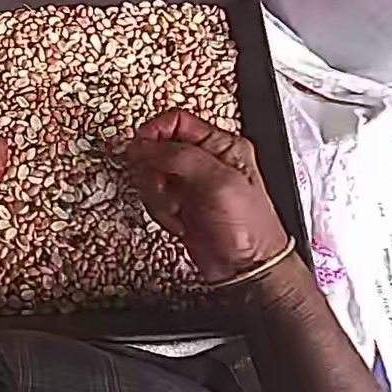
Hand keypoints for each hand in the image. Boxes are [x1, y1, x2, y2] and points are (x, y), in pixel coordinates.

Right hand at [123, 109, 290, 282]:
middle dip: (154, 171)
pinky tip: (179, 221)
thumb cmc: (249, 228)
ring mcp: (190, 184)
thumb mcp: (219, 183)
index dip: (154, 133)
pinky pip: (153, 199)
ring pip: (151, 175)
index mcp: (221, 145)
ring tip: (178, 209)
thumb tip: (146, 144)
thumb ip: (181, 157)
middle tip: (164, 186)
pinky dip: (160, 212)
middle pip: (157, 149)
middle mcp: (204, 161)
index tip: (141, 149)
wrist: (246, 269)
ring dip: (157, 196)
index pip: (176, 122)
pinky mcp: (179, 205)